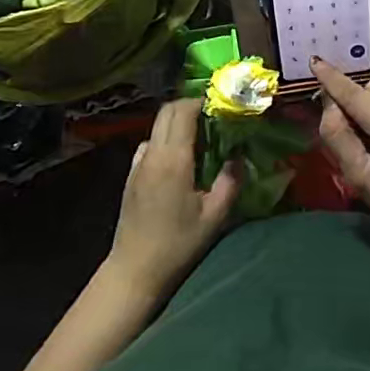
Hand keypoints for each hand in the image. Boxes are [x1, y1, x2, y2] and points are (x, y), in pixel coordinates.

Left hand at [106, 99, 239, 297]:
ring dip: (177, 124)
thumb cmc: (178, 244)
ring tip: (200, 139)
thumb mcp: (214, 216)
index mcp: (173, 159)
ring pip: (157, 127)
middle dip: (189, 107)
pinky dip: (165, 141)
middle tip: (213, 118)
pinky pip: (149, 145)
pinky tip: (179, 161)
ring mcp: (138, 163)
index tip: (221, 107)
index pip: (182, 111)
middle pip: (166, 112)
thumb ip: (230, 182)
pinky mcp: (131, 175)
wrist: (135, 268)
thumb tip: (238, 157)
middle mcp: (152, 154)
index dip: (201, 102)